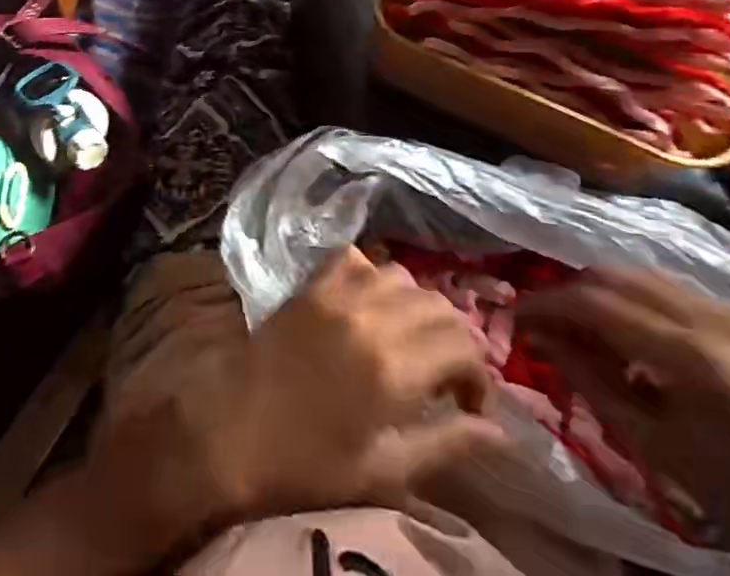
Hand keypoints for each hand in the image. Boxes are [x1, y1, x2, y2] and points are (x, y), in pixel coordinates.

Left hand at [178, 246, 505, 522]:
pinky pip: (353, 258)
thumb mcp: (382, 471)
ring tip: (409, 340)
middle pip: (440, 308)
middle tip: (443, 377)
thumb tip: (501, 433)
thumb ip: (446, 444)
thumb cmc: (304, 463)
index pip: (465, 348)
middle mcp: (370, 317)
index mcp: (392, 368)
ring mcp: (334, 294)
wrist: (228, 429)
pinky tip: (370, 304)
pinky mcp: (307, 286)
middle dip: (455, 342)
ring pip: (402, 276)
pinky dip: (372, 274)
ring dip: (418, 306)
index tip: (468, 407)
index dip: (479, 379)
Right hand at [518, 265, 729, 575]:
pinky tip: (648, 342)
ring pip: (658, 279)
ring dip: (612, 293)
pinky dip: (653, 307)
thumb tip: (543, 337)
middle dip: (574, 288)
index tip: (514, 311)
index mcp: (700, 357)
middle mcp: (729, 319)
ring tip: (587, 323)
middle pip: (625, 275)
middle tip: (545, 314)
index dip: (546, 302)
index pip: (598, 303)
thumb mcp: (662, 449)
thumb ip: (595, 382)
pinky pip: (693, 298)